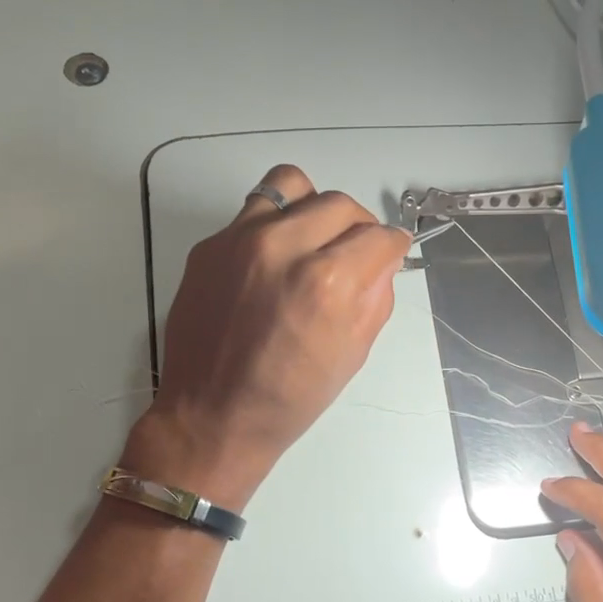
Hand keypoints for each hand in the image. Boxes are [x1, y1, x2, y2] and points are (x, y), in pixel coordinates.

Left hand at [125, 164, 412, 508]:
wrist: (213, 415)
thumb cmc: (289, 400)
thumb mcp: (351, 356)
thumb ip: (374, 299)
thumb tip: (382, 262)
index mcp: (327, 283)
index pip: (378, 237)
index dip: (392, 247)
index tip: (390, 254)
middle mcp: (284, 247)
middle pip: (340, 205)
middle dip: (359, 227)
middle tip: (355, 254)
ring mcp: (240, 240)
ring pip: (294, 185)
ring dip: (315, 208)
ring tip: (313, 239)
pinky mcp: (210, 244)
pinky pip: (254, 209)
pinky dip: (276, 224)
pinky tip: (274, 260)